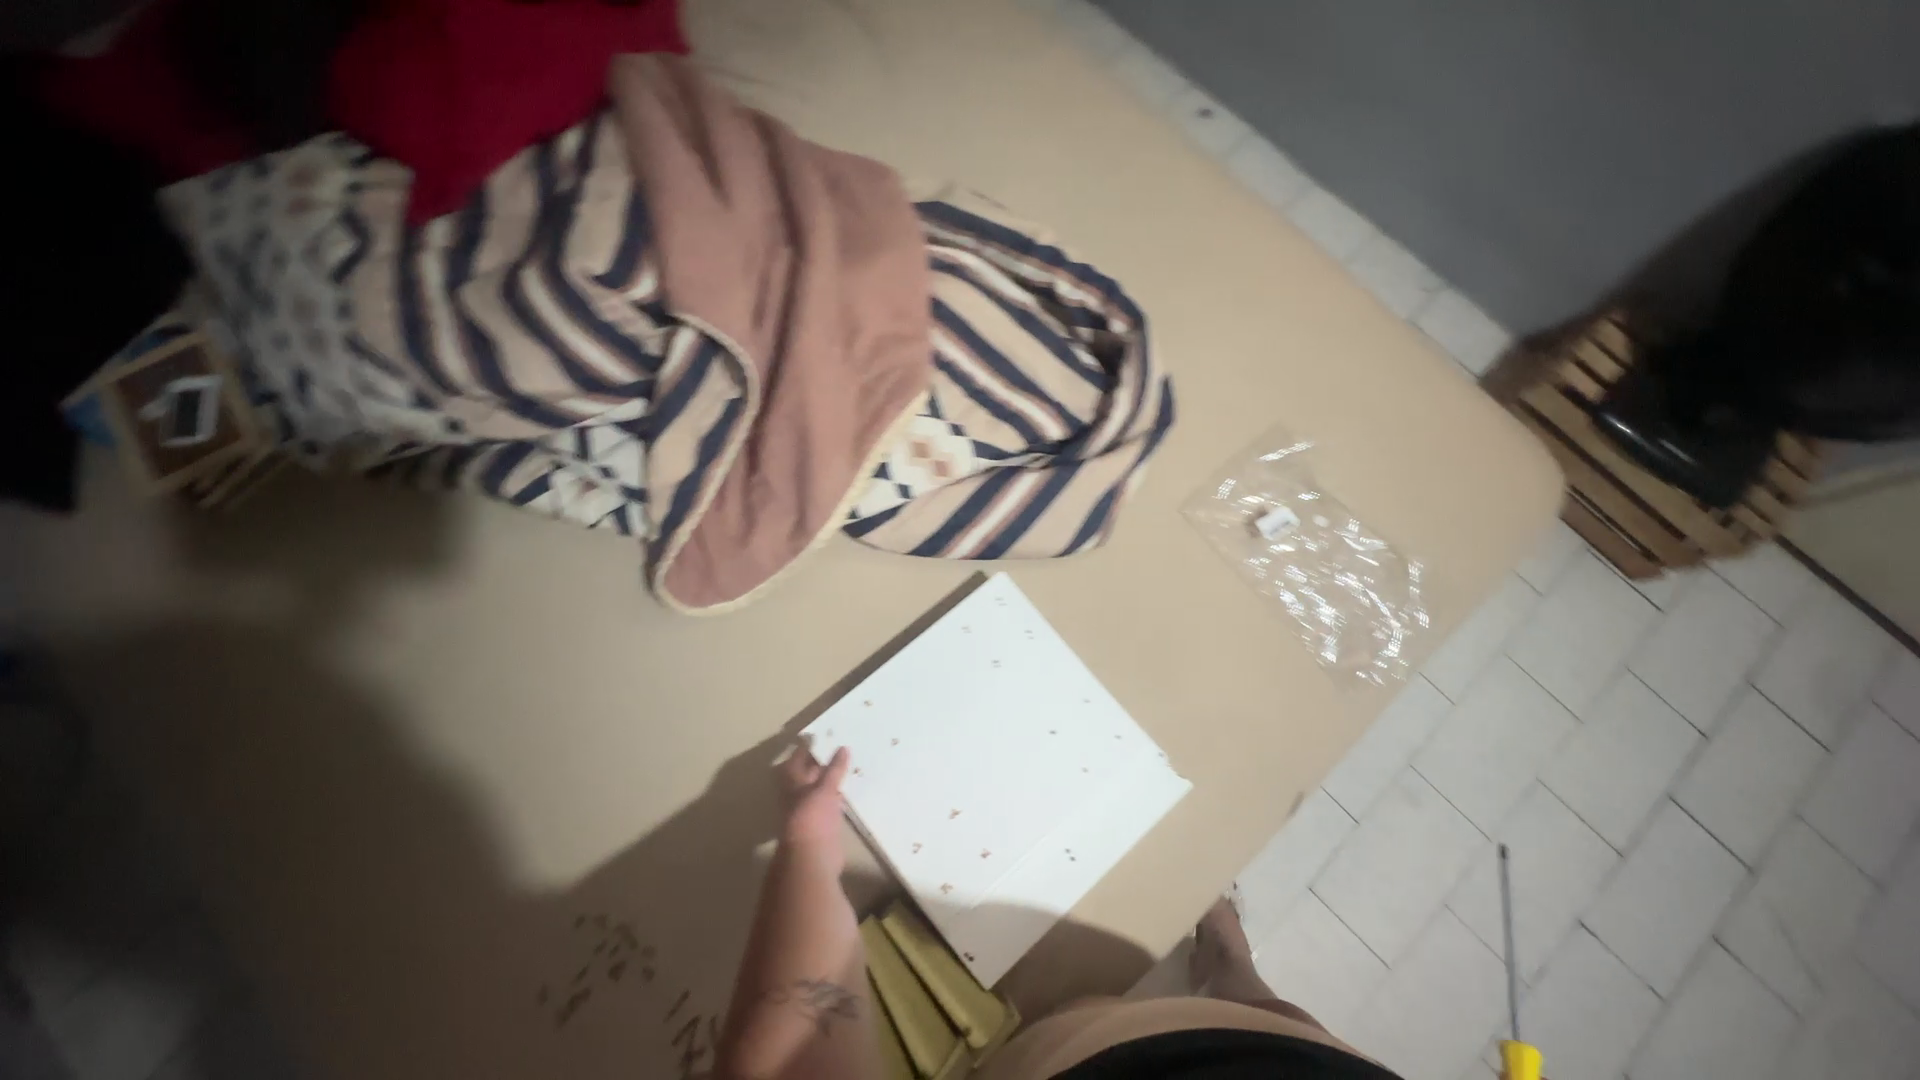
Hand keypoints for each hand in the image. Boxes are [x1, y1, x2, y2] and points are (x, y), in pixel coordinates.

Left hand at [779, 742, 850, 853]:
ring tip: (849, 760)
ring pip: (820, 785)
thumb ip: (834, 768)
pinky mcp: (823, 820)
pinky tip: (852, 785)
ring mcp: (810, 807)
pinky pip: (831, 799)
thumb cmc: (811, 817)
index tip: (823, 733)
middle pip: (808, 771)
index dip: (808, 746)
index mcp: (792, 782)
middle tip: (840, 743)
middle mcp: (798, 792)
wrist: (812, 857)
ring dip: (831, 775)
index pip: (798, 757)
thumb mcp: (823, 788)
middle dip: (822, 759)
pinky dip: (839, 791)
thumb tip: (843, 747)